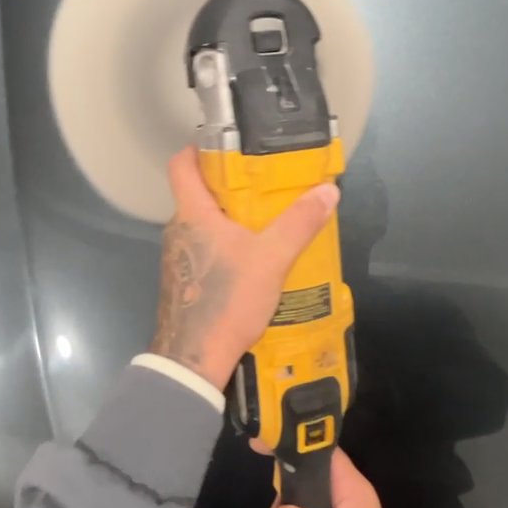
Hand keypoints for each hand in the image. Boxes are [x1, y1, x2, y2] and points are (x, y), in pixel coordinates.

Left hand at [148, 146, 339, 390]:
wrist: (194, 360)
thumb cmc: (226, 299)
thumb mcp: (271, 259)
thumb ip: (299, 223)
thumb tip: (328, 191)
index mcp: (193, 213)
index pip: (182, 164)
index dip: (200, 148)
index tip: (230, 147)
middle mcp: (179, 230)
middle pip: (200, 193)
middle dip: (232, 187)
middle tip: (267, 187)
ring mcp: (179, 257)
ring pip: (205, 224)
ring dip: (232, 220)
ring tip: (267, 223)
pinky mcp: (185, 281)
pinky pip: (206, 250)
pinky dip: (227, 247)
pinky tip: (254, 261)